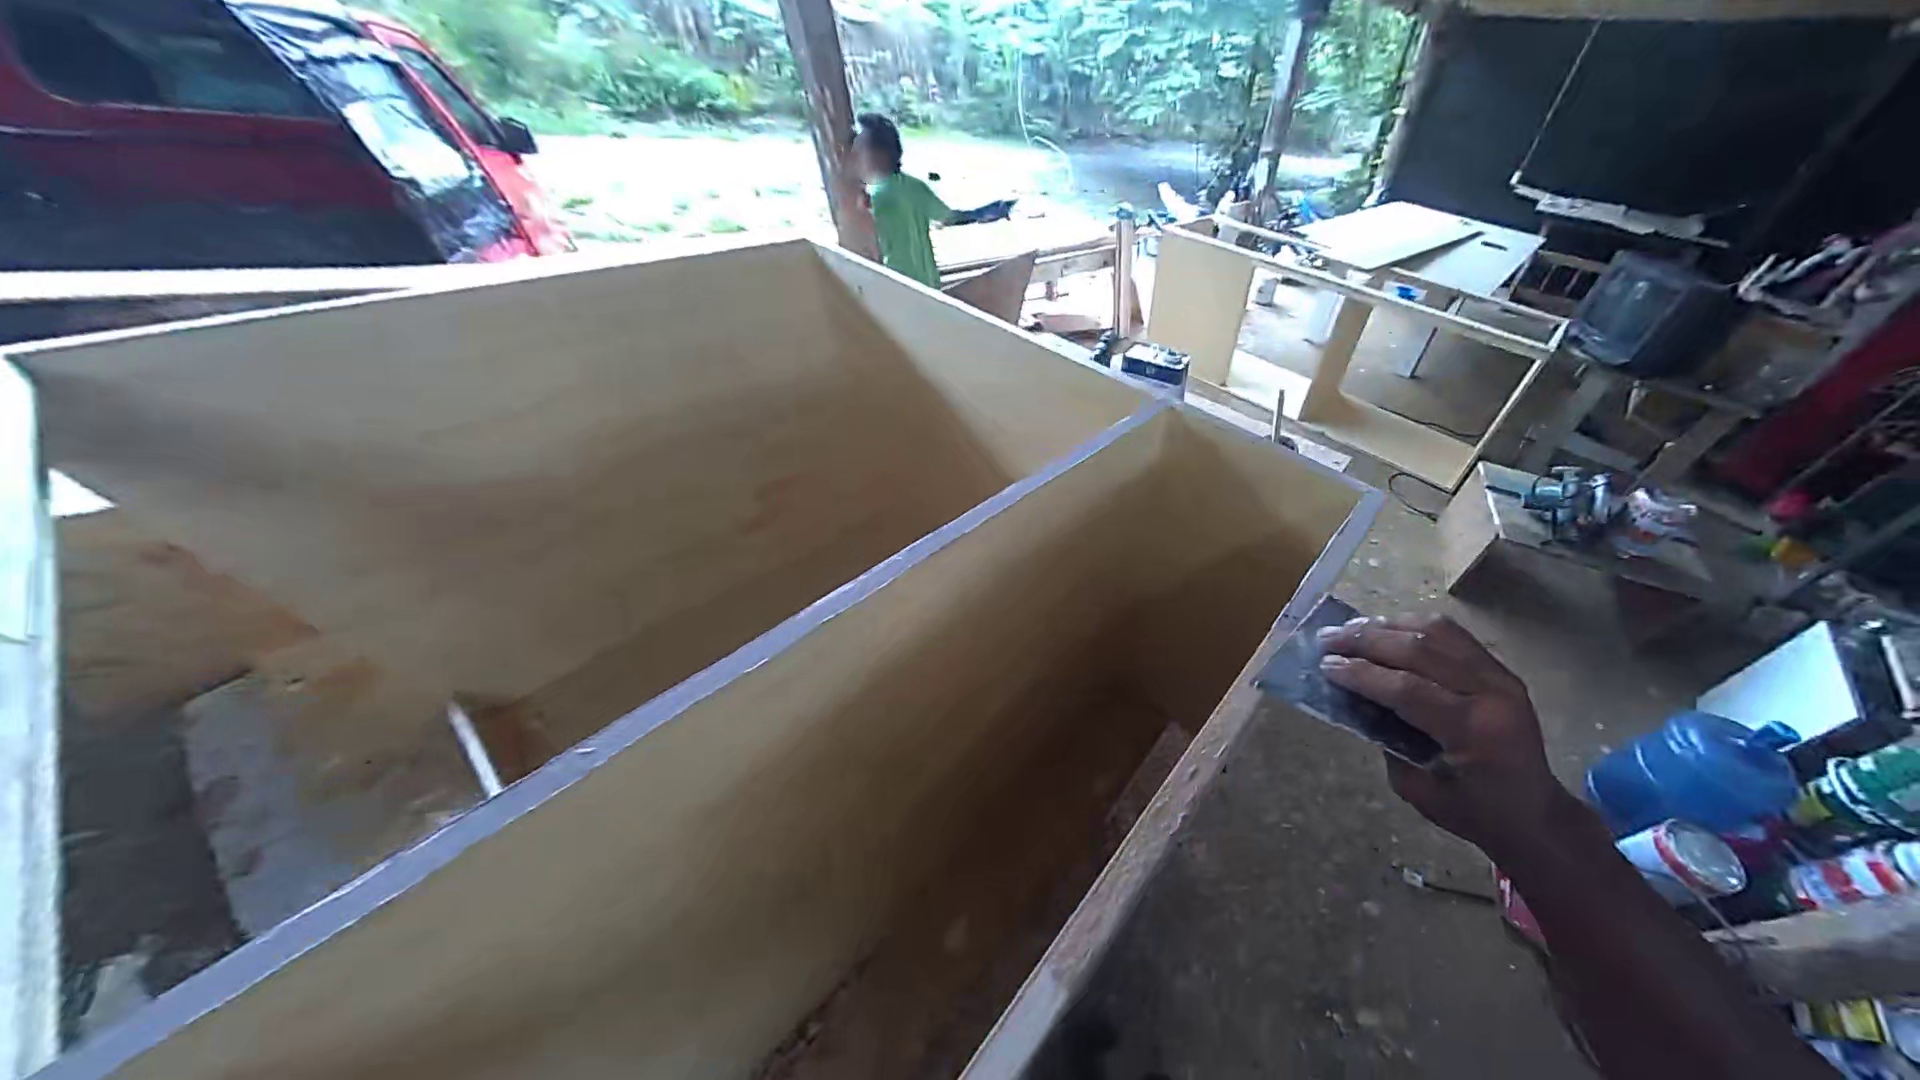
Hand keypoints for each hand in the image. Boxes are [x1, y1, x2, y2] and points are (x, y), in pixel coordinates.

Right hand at [1316, 613, 1571, 860]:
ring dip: (1385, 627)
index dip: (1361, 673)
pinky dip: (1409, 626)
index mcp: (1476, 731)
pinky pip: (1450, 634)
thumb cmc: (1472, 810)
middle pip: (1419, 649)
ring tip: (1348, 630)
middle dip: (1365, 641)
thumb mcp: (1416, 787)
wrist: (1535, 814)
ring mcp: (1500, 676)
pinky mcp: (1498, 668)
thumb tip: (1351, 697)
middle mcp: (1493, 694)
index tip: (1324, 667)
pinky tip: (1382, 630)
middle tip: (1326, 640)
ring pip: (1435, 632)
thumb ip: (1385, 738)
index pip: (1408, 688)